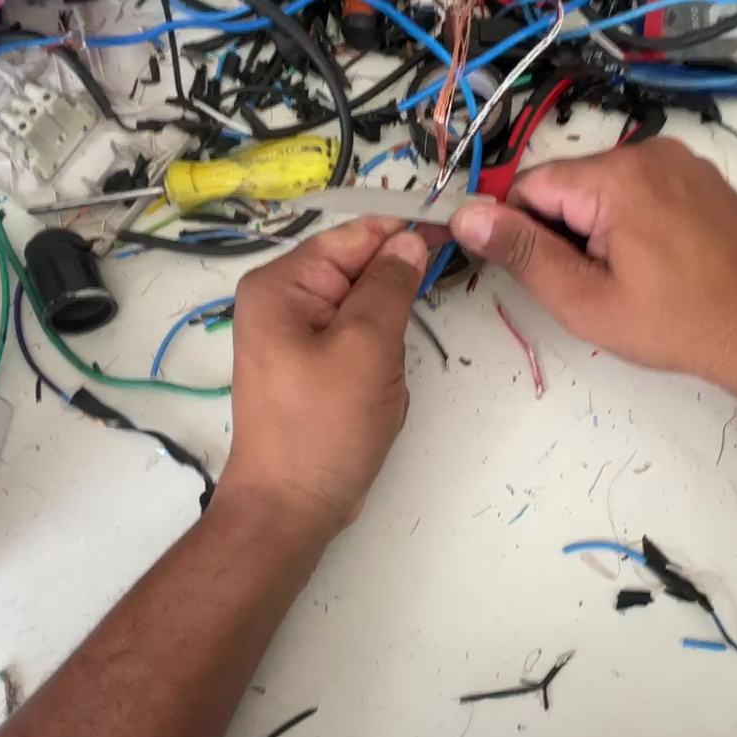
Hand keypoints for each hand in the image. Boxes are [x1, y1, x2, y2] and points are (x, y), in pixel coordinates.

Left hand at [220, 217, 427, 538]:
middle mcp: (281, 301)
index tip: (456, 229)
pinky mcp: (309, 367)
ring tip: (383, 381)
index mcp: (282, 284)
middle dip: (394, 298)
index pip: (354, 236)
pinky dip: (378, 359)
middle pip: (356, 272)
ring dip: (388, 338)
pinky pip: (355, 344)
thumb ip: (390, 285)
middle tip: (414, 329)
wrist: (291, 507)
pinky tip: (376, 393)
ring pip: (363, 311)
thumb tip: (409, 240)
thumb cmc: (325, 426)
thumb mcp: (367, 347)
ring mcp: (293, 337)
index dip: (405, 230)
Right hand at [448, 138, 736, 385]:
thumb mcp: (584, 299)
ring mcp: (682, 161)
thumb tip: (466, 213)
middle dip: (562, 232)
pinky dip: (629, 222)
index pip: (529, 186)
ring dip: (594, 230)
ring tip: (627, 279)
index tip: (540, 274)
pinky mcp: (702, 177)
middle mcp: (649, 151)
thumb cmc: (674, 324)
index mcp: (615, 177)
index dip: (521, 232)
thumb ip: (522, 252)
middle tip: (591, 286)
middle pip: (567, 185)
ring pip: (602, 190)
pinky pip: (640, 190)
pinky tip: (653, 264)